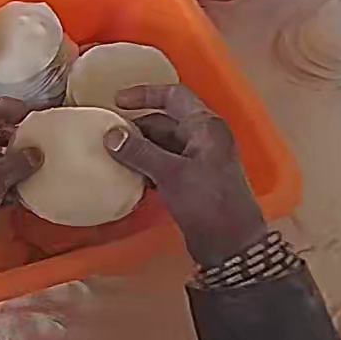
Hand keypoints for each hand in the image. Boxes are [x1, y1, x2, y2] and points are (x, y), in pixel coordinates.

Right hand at [101, 85, 266, 265]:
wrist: (231, 245)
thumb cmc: (208, 202)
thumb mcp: (171, 173)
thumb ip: (140, 152)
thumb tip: (110, 135)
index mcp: (205, 126)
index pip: (174, 95)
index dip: (145, 94)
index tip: (117, 101)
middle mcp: (204, 138)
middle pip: (166, 121)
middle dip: (137, 126)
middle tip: (109, 134)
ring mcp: (199, 160)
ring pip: (163, 144)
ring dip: (140, 148)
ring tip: (113, 155)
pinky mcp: (193, 182)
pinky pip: (165, 165)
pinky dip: (147, 166)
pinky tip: (129, 176)